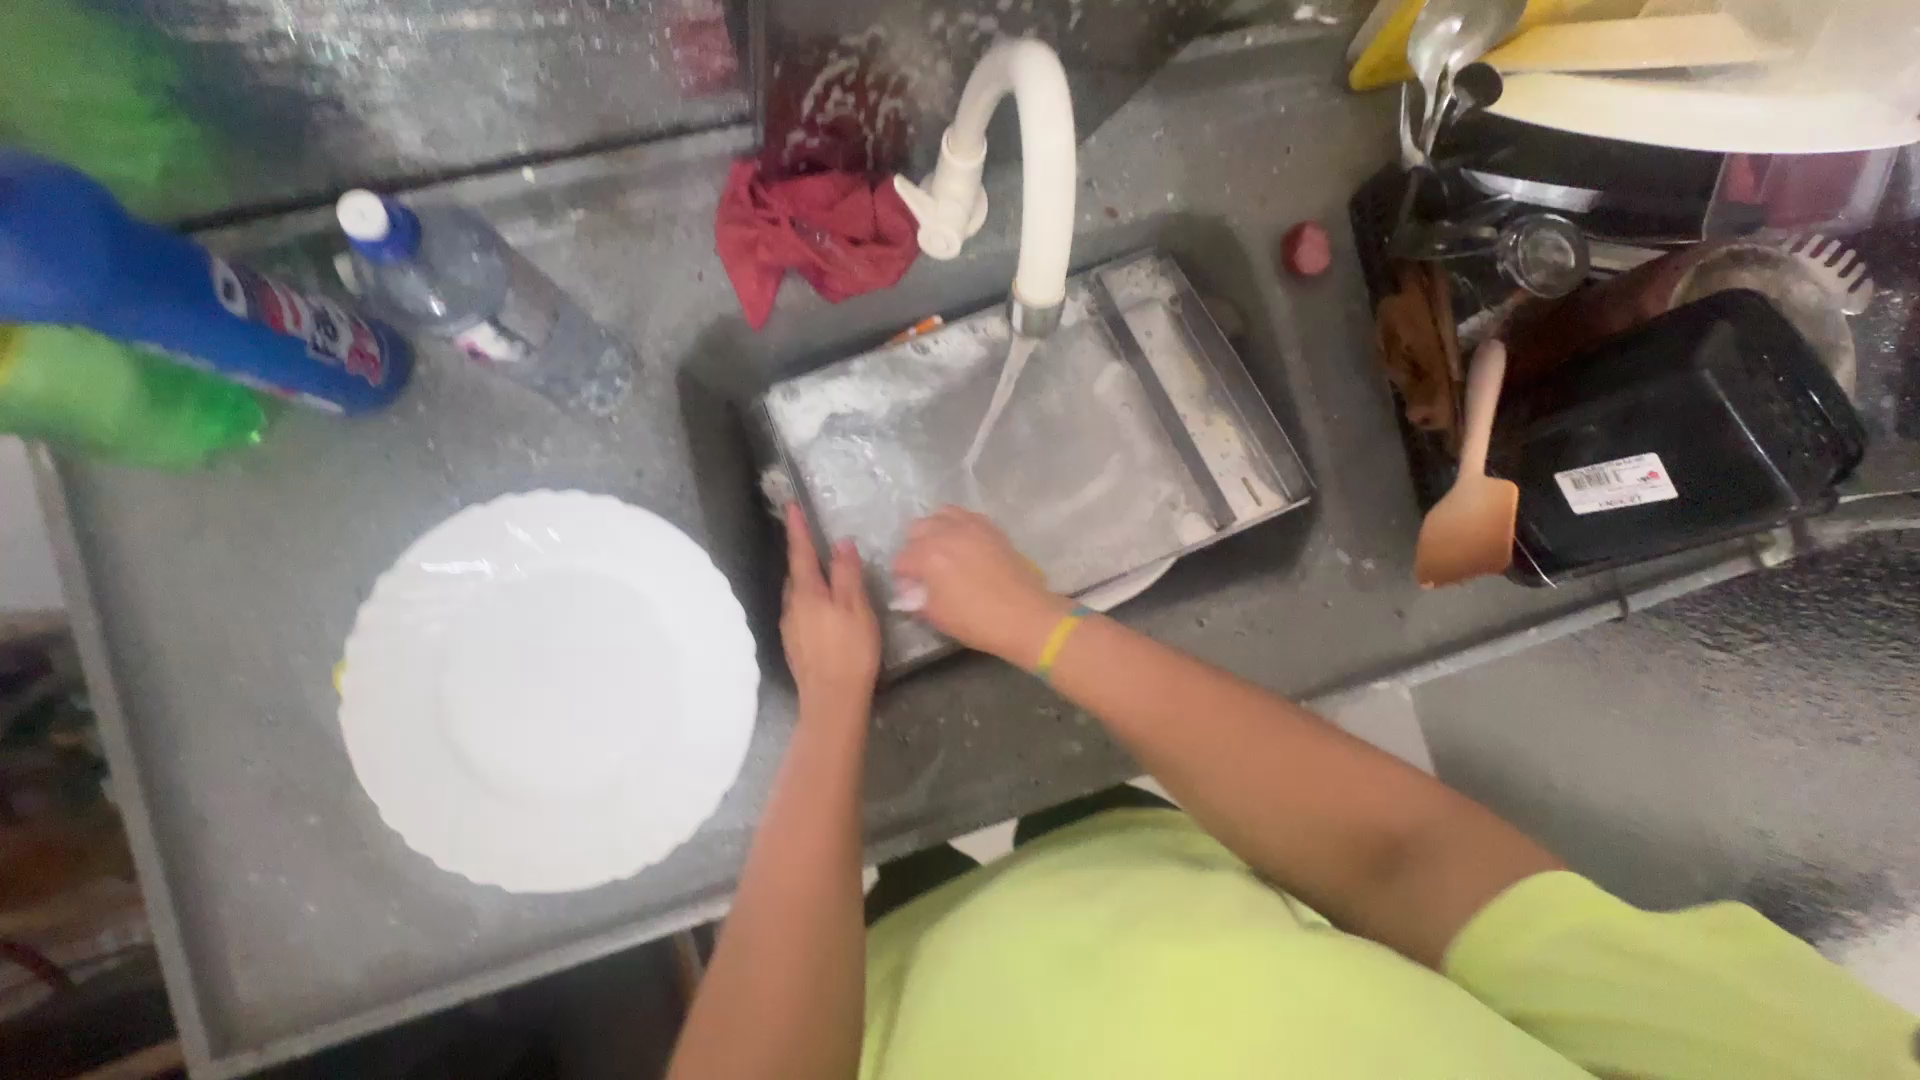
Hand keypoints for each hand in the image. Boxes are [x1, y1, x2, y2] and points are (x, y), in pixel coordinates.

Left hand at [780, 503, 879, 722]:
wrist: (831, 700)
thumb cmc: (850, 650)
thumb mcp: (857, 607)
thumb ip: (847, 574)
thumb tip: (840, 543)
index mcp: (807, 593)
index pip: (800, 552)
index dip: (797, 529)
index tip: (791, 506)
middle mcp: (791, 607)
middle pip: (796, 574)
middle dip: (804, 556)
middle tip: (814, 540)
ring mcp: (790, 628)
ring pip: (798, 595)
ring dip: (808, 581)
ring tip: (826, 575)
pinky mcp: (795, 646)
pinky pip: (801, 613)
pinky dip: (811, 602)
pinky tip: (826, 611)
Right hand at [892, 506, 1073, 666]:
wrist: (1025, 616)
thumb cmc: (977, 621)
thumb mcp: (938, 616)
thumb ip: (917, 600)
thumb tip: (909, 592)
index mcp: (928, 556)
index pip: (901, 559)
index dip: (902, 577)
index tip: (910, 590)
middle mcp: (947, 533)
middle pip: (917, 529)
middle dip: (914, 548)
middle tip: (923, 569)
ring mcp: (971, 527)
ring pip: (941, 515)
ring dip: (935, 530)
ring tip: (941, 550)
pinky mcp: (991, 528)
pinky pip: (966, 516)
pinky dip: (959, 525)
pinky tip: (963, 542)